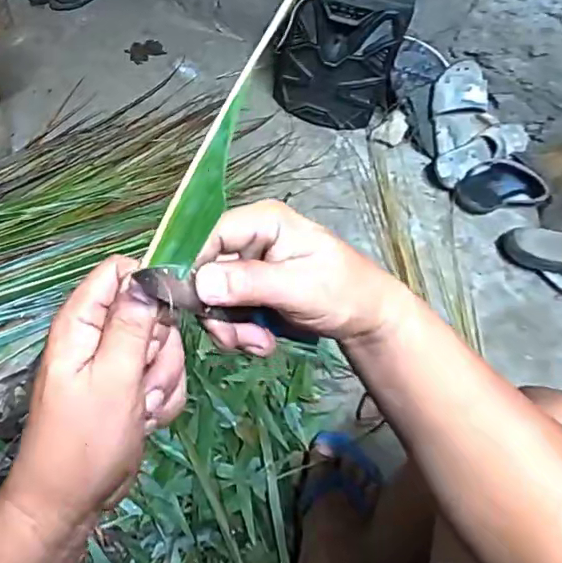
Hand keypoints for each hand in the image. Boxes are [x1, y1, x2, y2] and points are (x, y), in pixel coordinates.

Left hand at [1, 257, 186, 538]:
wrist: (70, 502)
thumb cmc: (84, 442)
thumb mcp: (113, 379)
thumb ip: (131, 325)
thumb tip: (147, 275)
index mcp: (80, 322)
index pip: (118, 271)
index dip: (147, 284)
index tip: (166, 315)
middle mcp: (96, 334)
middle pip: (148, 309)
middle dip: (158, 346)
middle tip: (144, 378)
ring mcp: (114, 360)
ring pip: (162, 344)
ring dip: (162, 377)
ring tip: (141, 406)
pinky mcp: (130, 384)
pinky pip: (163, 373)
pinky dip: (162, 396)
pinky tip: (145, 418)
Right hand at [193, 200, 413, 355]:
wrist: (368, 318)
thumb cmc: (343, 291)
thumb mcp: (298, 287)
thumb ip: (249, 283)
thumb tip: (201, 282)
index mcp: (262, 221)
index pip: (210, 234)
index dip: (194, 266)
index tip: (193, 302)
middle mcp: (248, 237)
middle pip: (205, 268)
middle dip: (218, 309)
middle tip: (239, 338)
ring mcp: (246, 264)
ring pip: (211, 294)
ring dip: (230, 326)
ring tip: (260, 342)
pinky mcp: (247, 288)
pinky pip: (225, 309)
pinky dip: (238, 330)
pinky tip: (262, 340)